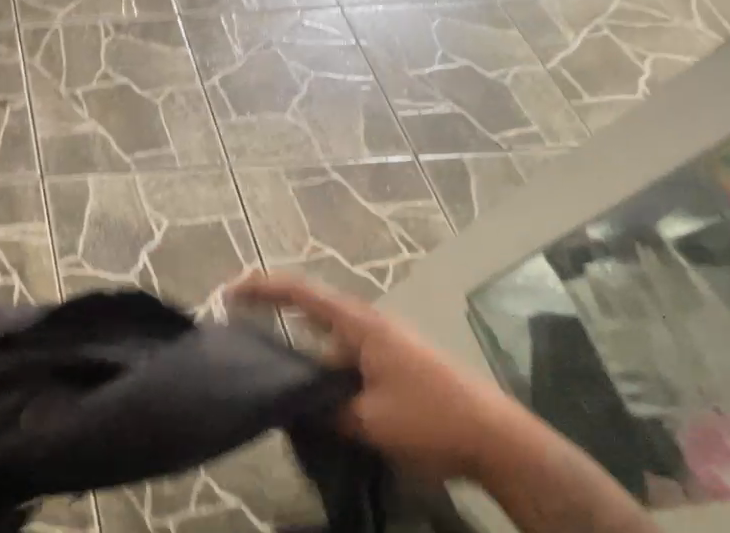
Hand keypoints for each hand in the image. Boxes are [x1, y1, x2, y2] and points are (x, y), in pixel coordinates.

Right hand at [226, 272, 527, 484]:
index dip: (260, 287)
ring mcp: (386, 341)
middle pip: (310, 305)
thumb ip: (324, 410)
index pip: (299, 291)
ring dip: (299, 341)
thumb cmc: (432, 420)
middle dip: (273, 309)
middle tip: (237, 321)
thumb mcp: (369, 421)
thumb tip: (290, 405)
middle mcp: (369, 323)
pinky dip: (321, 360)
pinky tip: (314, 386)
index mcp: (359, 324)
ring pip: (329, 334)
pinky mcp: (398, 361)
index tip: (227, 292)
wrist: (502, 441)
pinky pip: (346, 351)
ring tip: (269, 360)